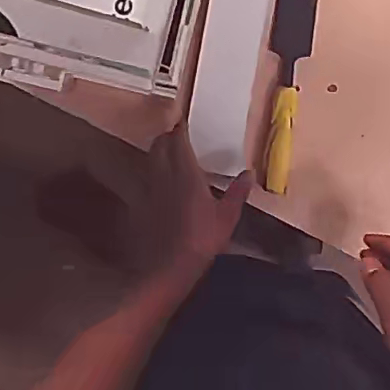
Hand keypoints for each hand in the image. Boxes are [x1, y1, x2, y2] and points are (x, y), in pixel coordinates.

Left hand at [143, 123, 251, 277]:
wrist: (169, 266)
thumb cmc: (202, 239)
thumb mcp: (227, 217)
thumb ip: (237, 192)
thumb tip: (249, 174)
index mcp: (186, 173)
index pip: (178, 141)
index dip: (179, 130)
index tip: (184, 124)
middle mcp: (164, 175)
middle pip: (159, 145)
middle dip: (166, 137)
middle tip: (176, 136)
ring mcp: (150, 189)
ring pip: (150, 160)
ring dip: (157, 151)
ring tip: (168, 154)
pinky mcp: (140, 203)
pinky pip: (145, 178)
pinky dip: (152, 173)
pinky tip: (159, 182)